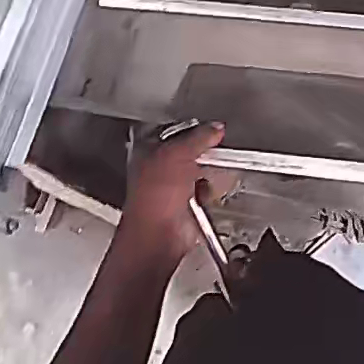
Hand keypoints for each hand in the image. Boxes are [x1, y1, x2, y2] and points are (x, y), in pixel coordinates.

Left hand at [113, 120, 224, 272]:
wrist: (159, 236)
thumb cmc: (153, 198)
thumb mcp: (178, 154)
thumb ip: (198, 137)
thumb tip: (215, 128)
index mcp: (148, 150)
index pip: (174, 129)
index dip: (192, 127)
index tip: (209, 127)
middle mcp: (159, 167)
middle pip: (190, 150)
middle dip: (202, 153)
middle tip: (211, 152)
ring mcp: (173, 186)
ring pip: (200, 170)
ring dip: (206, 174)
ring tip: (203, 179)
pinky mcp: (187, 204)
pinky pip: (206, 190)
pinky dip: (208, 192)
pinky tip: (203, 196)